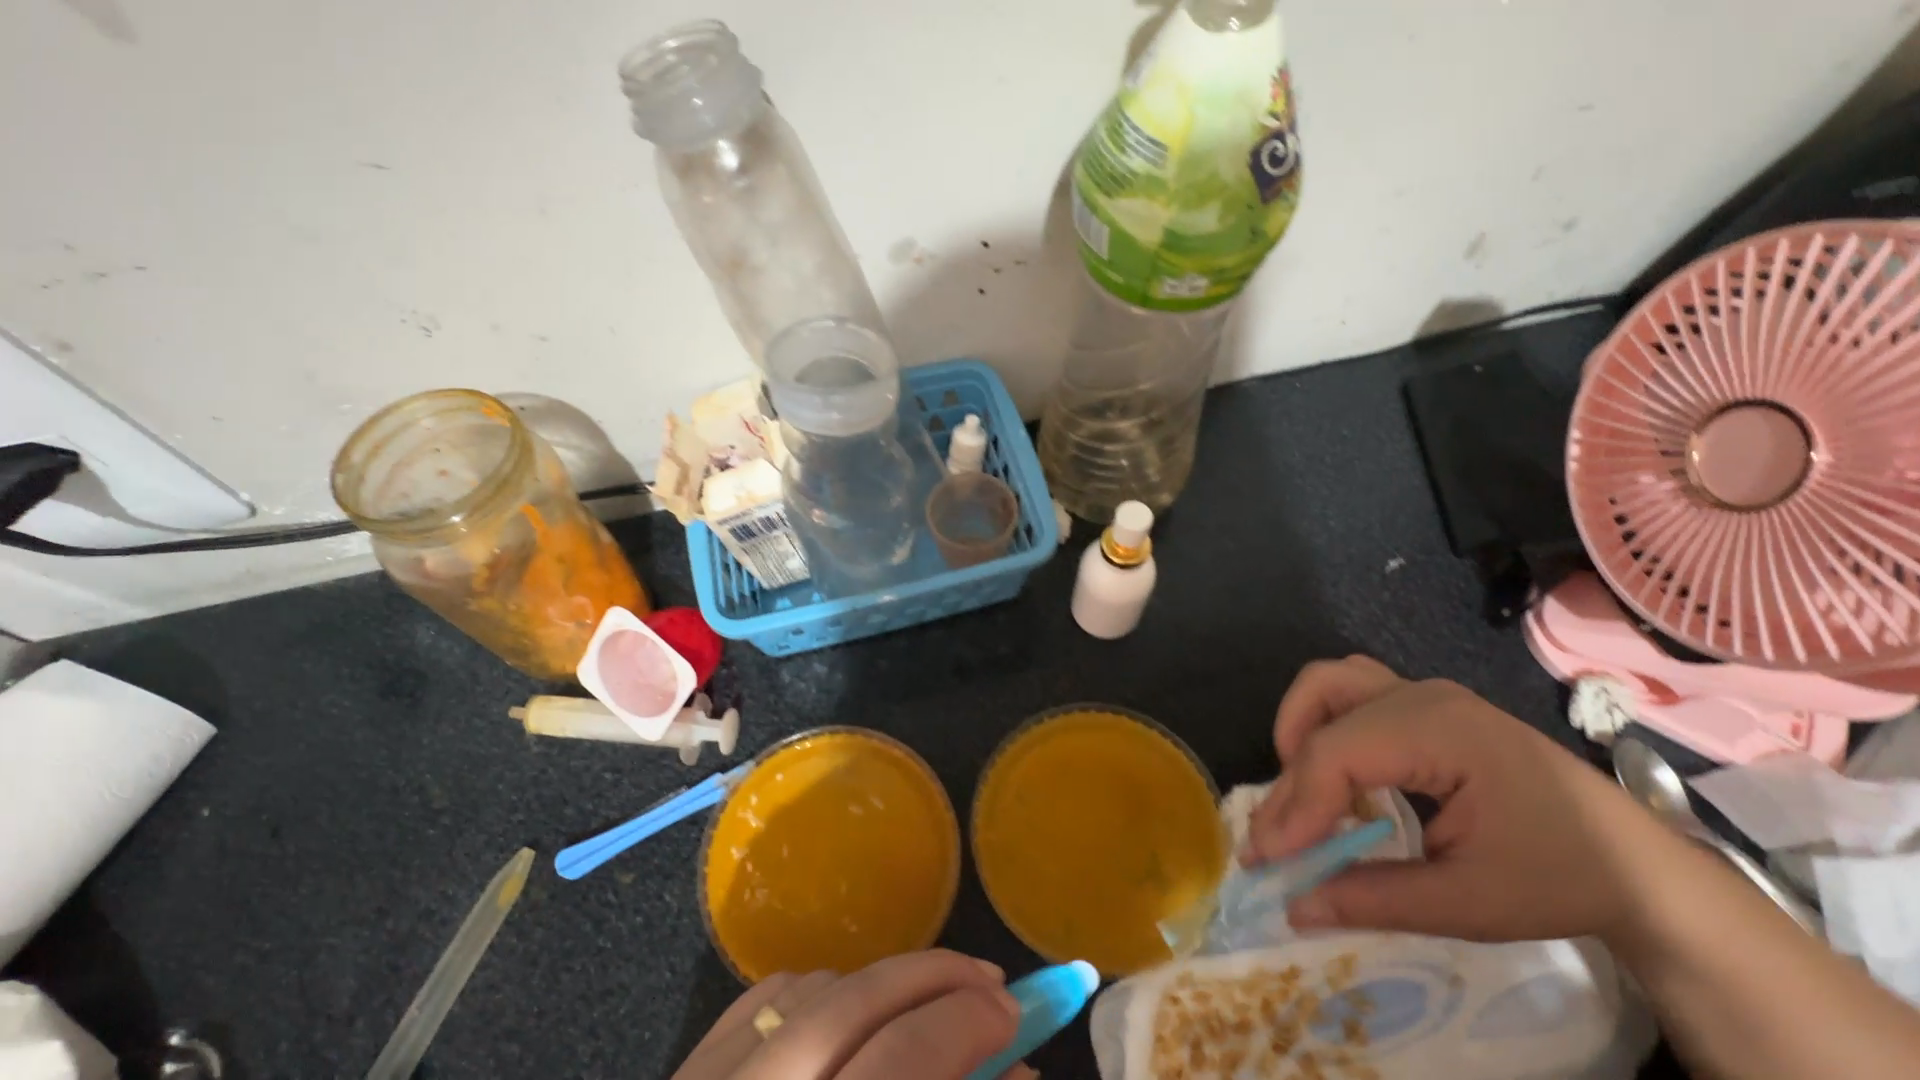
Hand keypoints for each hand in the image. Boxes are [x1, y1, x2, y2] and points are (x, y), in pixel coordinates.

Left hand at [671, 950, 1032, 1079]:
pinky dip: (823, 990)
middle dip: (938, 979)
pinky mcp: (686, 1072)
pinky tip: (852, 1014)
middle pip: (856, 1004)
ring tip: (929, 1003)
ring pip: (813, 992)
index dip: (966, 1023)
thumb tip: (1015, 1073)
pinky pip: (768, 997)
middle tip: (992, 987)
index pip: (904, 1059)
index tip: (1013, 1012)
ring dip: (884, 985)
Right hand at [1243, 656, 1666, 942]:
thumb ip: (1374, 899)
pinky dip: (1327, 728)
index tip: (1268, 861)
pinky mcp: (1431, 709)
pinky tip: (1338, 778)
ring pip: (1332, 684)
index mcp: (1441, 731)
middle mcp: (1425, 696)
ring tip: (1300, 796)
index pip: (1337, 752)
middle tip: (1279, 838)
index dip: (1295, 806)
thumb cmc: (1561, 879)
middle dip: (1291, 774)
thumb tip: (1295, 907)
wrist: (1640, 866)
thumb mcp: (1468, 903)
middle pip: (1322, 705)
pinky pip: (1355, 695)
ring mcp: (1428, 695)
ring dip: (1301, 731)